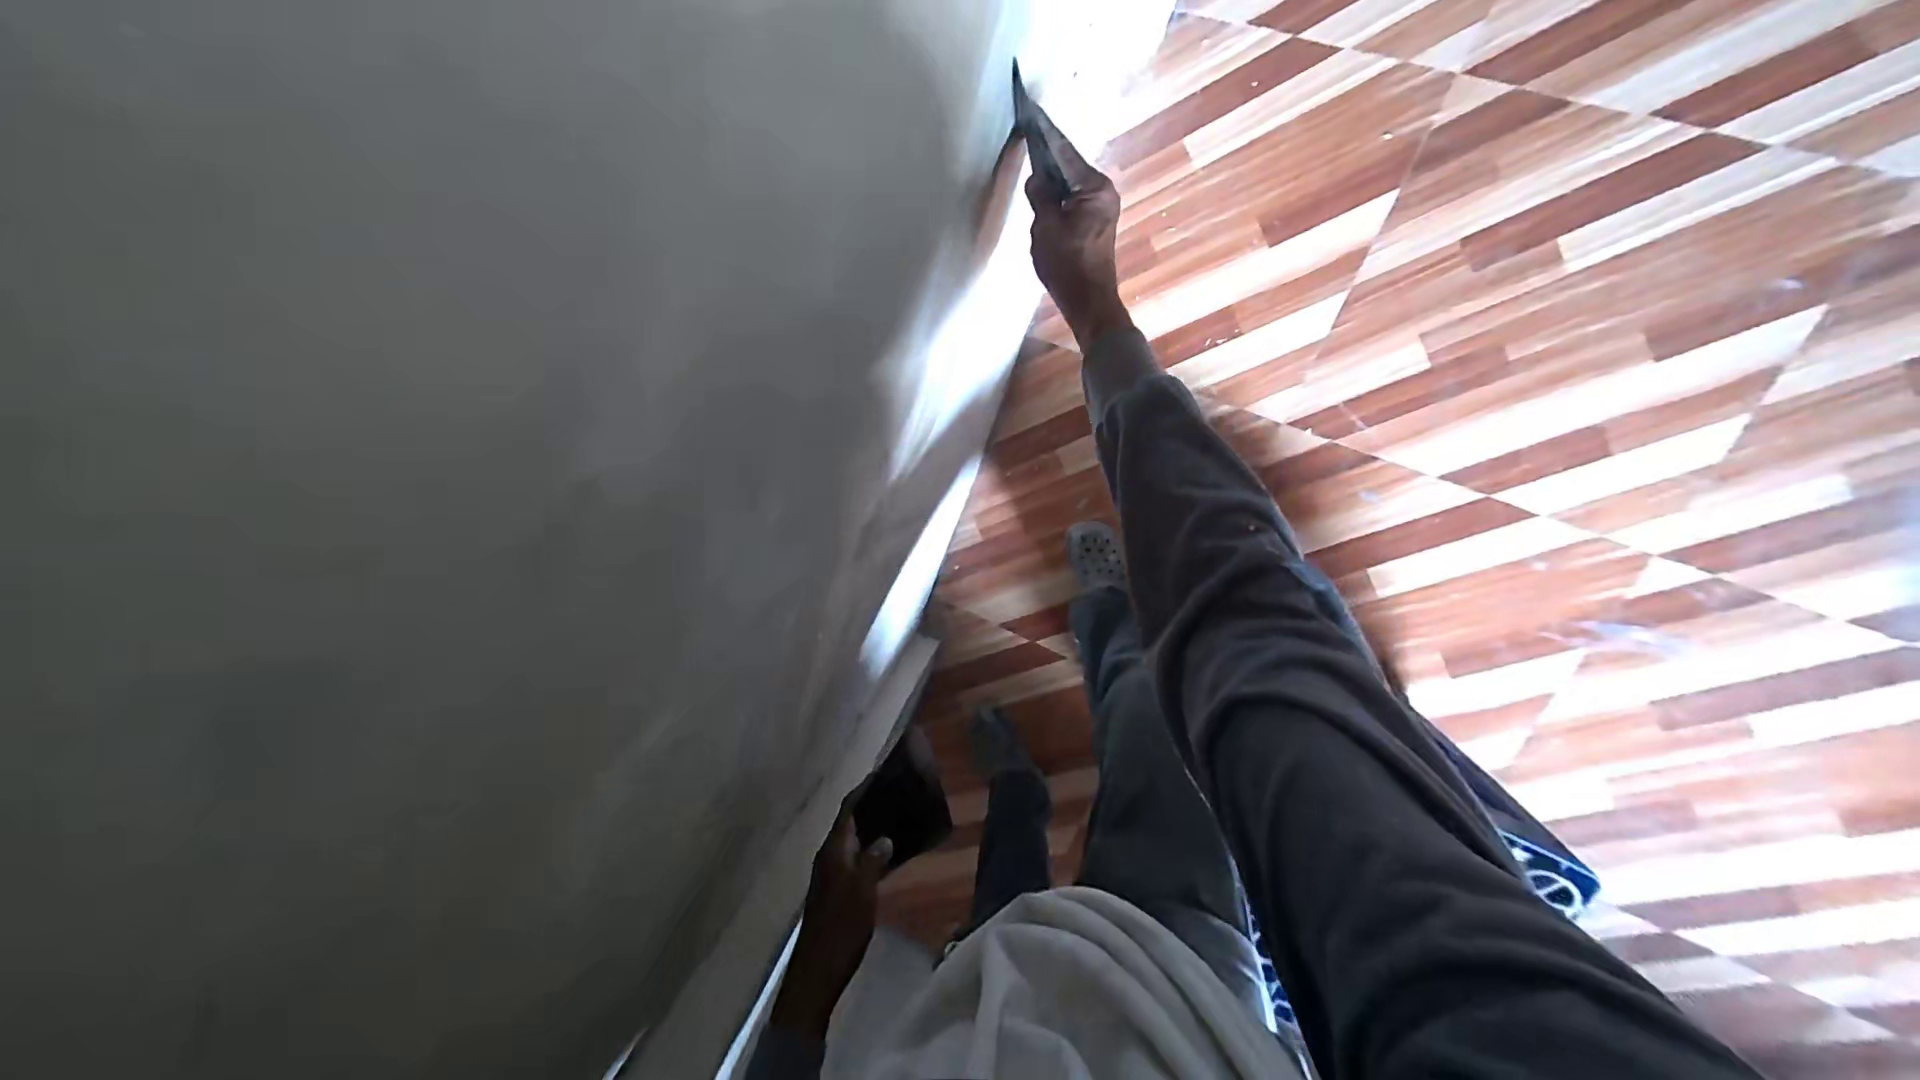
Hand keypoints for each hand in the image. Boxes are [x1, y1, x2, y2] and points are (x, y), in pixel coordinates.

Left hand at [768, 805, 892, 1037]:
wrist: (818, 971)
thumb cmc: (842, 927)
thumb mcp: (864, 891)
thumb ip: (874, 860)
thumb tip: (884, 838)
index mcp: (834, 850)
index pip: (848, 809)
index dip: (863, 790)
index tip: (883, 774)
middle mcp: (829, 856)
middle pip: (849, 822)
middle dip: (870, 806)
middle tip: (898, 795)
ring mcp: (830, 874)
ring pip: (852, 841)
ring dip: (870, 829)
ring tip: (898, 818)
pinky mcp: (835, 891)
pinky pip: (854, 859)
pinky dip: (869, 851)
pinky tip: (887, 854)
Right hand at [1024, 113, 1131, 347]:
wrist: (1089, 303)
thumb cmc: (1069, 267)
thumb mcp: (1045, 229)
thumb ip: (1039, 198)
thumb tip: (1036, 179)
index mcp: (1094, 187)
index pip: (1063, 151)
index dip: (1044, 132)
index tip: (1031, 110)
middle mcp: (1103, 192)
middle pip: (1068, 166)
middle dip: (1046, 159)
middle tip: (1025, 139)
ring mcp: (1102, 208)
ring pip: (1069, 185)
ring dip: (1050, 183)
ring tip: (1031, 174)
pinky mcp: (1096, 224)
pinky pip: (1072, 201)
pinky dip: (1057, 199)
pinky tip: (1042, 202)